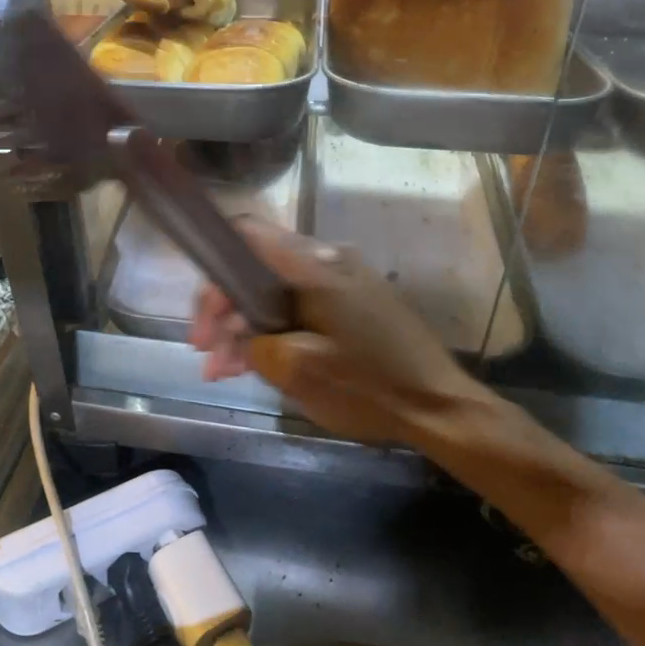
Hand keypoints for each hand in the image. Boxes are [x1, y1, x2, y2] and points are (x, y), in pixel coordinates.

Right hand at [188, 219, 492, 444]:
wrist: (441, 409)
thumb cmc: (369, 387)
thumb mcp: (298, 371)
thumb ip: (254, 343)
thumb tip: (238, 333)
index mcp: (316, 266)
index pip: (247, 236)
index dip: (214, 270)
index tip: (203, 319)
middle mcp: (330, 260)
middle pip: (258, 268)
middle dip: (225, 312)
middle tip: (206, 356)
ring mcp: (346, 280)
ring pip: (277, 292)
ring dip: (247, 327)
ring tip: (225, 372)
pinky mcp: (356, 303)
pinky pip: (302, 306)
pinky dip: (276, 331)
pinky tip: (260, 364)